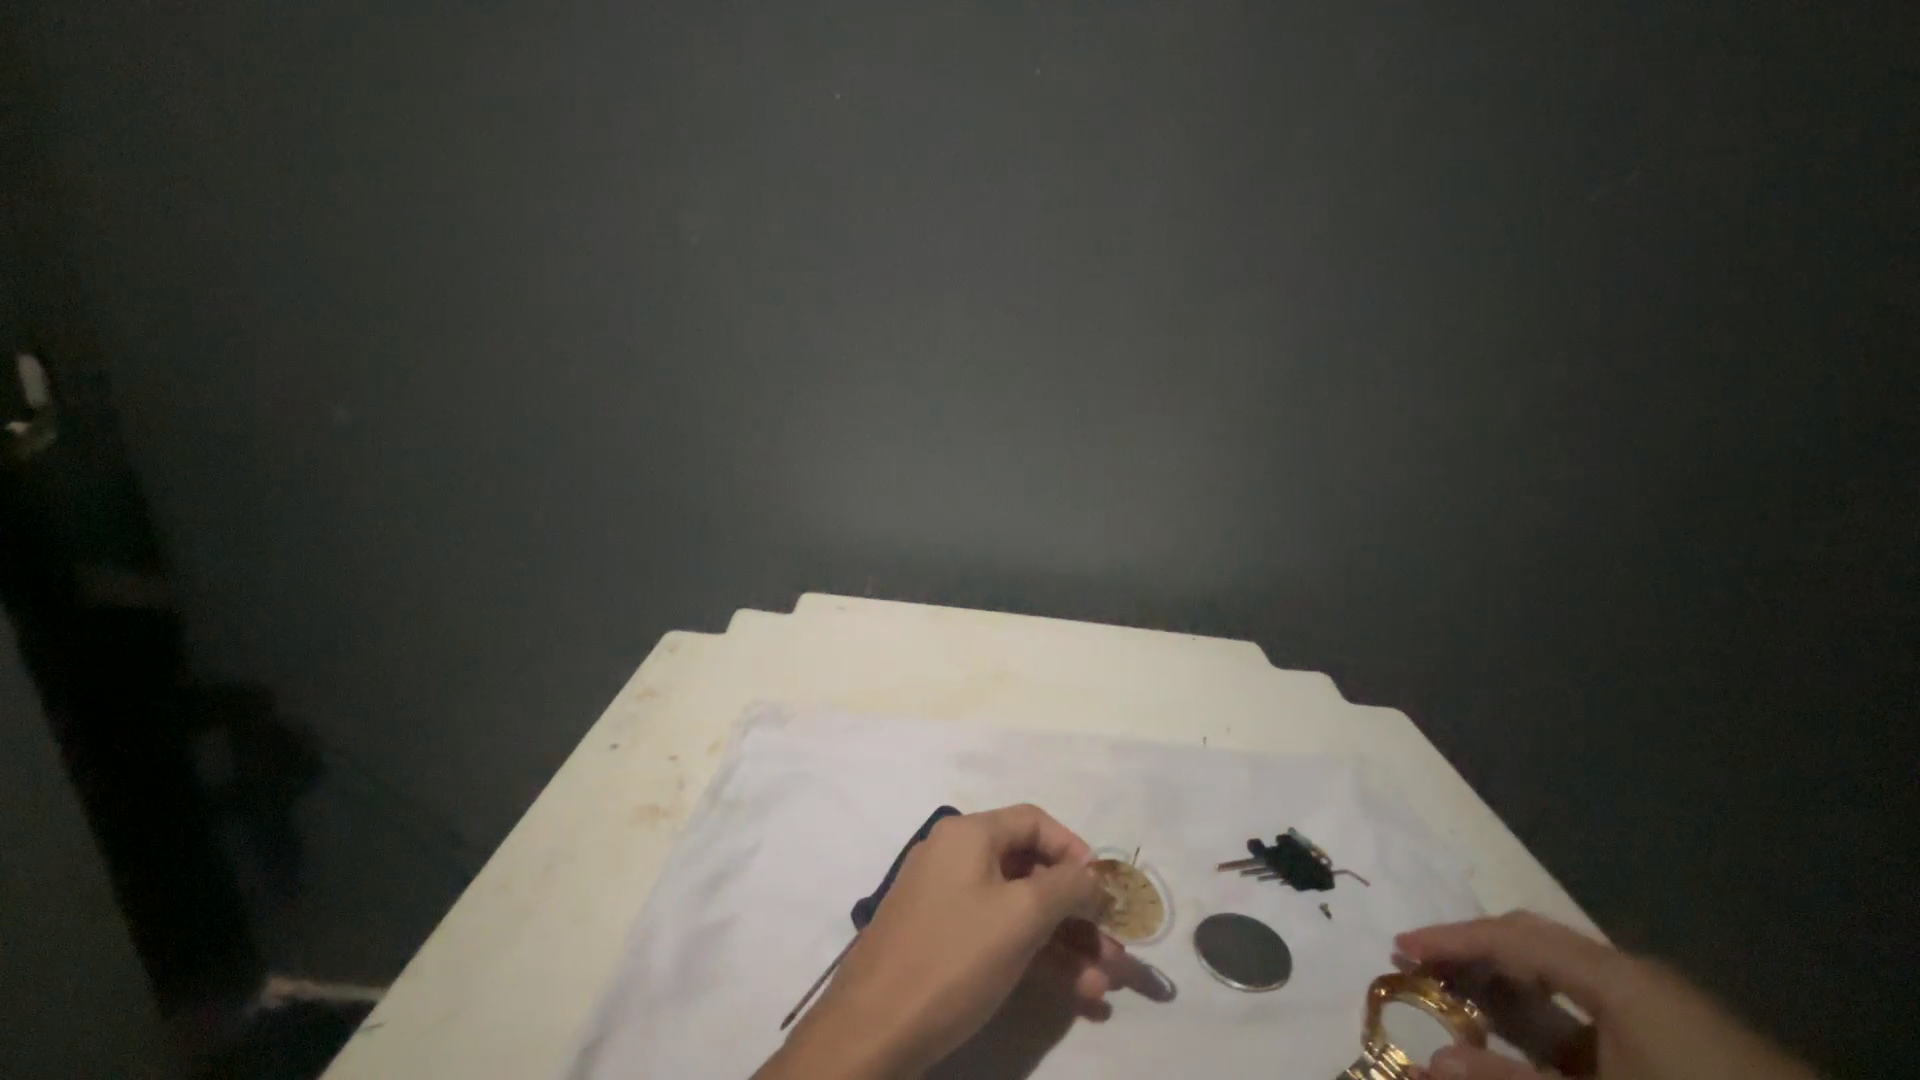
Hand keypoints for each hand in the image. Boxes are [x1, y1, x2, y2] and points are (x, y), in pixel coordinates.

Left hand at [756, 804, 1117, 1078]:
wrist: (873, 1029)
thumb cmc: (953, 957)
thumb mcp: (1021, 916)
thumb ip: (1067, 887)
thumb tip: (1092, 875)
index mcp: (967, 835)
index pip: (1033, 821)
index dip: (1074, 850)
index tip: (1104, 889)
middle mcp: (955, 858)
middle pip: (1030, 871)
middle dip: (1078, 912)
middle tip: (1115, 948)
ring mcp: (946, 902)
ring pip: (1019, 912)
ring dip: (1065, 945)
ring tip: (1105, 983)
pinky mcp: (942, 943)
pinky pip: (999, 938)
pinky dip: (1036, 959)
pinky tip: (1077, 993)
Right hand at [1395, 912, 1817, 1079]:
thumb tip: (1432, 1060)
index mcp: (1615, 979)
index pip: (1511, 938)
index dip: (1449, 941)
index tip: (1398, 947)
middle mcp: (1631, 978)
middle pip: (1534, 941)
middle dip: (1474, 951)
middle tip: (1422, 968)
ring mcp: (1656, 1007)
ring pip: (1561, 975)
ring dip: (1506, 984)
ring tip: (1458, 1000)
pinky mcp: (1672, 1036)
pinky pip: (1588, 1008)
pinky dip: (1544, 1015)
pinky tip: (1523, 1040)